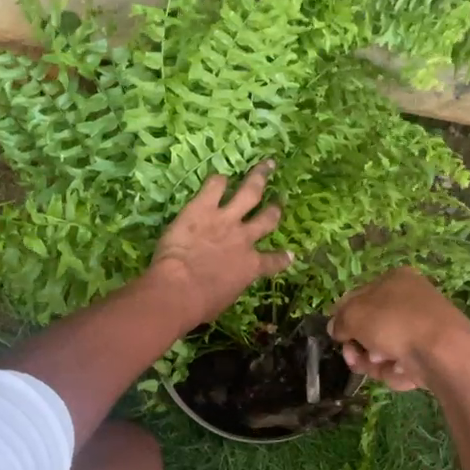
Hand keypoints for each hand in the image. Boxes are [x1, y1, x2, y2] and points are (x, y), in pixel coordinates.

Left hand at [148, 161, 292, 325]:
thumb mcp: (224, 300)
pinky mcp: (203, 207)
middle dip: (276, 209)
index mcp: (251, 267)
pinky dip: (218, 180)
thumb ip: (230, 285)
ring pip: (249, 192)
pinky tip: (218, 176)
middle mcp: (244, 239)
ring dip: (259, 177)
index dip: (283, 258)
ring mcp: (225, 219)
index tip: (290, 254)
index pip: (273, 262)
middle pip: (267, 219)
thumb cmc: (200, 304)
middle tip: (280, 201)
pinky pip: (214, 186)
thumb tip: (225, 283)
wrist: (179, 289)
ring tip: (267, 165)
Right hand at [329, 267, 469, 390]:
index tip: (335, 335)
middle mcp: (409, 301)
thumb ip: (340, 320)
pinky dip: (395, 370)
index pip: (358, 297)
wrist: (443, 352)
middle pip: (369, 328)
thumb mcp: (355, 314)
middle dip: (358, 346)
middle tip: (353, 356)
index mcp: (394, 280)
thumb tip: (336, 328)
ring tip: (381, 363)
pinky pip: (399, 363)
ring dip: (373, 361)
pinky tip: (401, 370)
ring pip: (382, 349)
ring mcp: (420, 329)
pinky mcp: (428, 354)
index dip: (343, 317)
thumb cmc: (395, 322)